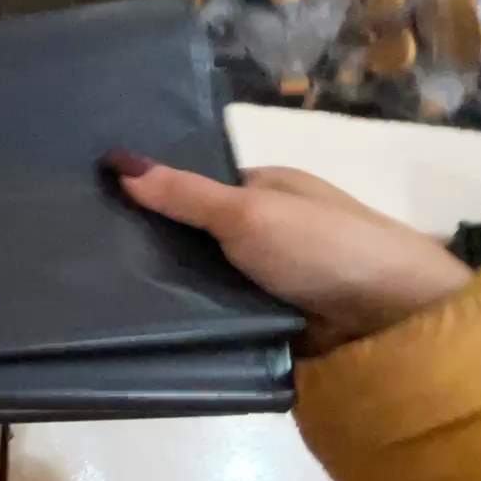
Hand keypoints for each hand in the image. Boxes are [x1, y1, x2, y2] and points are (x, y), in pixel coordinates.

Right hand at [104, 152, 473, 354]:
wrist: (389, 320)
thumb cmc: (322, 248)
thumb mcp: (246, 212)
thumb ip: (183, 194)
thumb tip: (115, 160)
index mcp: (265, 189)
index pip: (193, 188)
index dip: (150, 196)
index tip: (99, 210)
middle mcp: (264, 228)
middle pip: (191, 235)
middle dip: (152, 246)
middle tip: (92, 257)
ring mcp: (263, 274)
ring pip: (197, 277)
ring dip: (165, 286)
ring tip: (101, 292)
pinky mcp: (260, 315)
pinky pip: (210, 311)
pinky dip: (186, 315)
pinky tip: (144, 320)